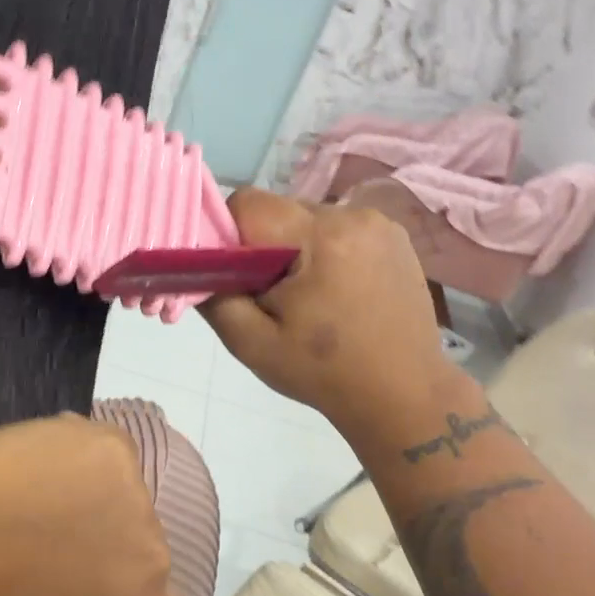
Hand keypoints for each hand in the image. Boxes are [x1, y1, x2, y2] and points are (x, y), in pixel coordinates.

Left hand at [0, 414, 179, 595]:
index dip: (111, 577)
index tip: (69, 569)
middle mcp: (156, 557)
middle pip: (141, 540)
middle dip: (101, 535)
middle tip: (42, 532)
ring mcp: (137, 497)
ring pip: (121, 490)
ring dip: (88, 491)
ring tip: (30, 498)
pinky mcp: (112, 449)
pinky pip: (105, 448)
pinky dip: (77, 453)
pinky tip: (34, 467)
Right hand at [202, 188, 460, 427]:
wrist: (402, 391)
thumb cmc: (320, 371)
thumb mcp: (250, 343)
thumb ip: (214, 297)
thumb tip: (192, 268)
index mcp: (318, 238)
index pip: (247, 204)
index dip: (225, 235)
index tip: (230, 275)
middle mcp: (352, 216)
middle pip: (278, 210)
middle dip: (260, 246)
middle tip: (265, 295)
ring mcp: (379, 223)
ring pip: (306, 219)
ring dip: (291, 249)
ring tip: (302, 297)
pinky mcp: (394, 236)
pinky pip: (336, 229)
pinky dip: (321, 252)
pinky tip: (330, 292)